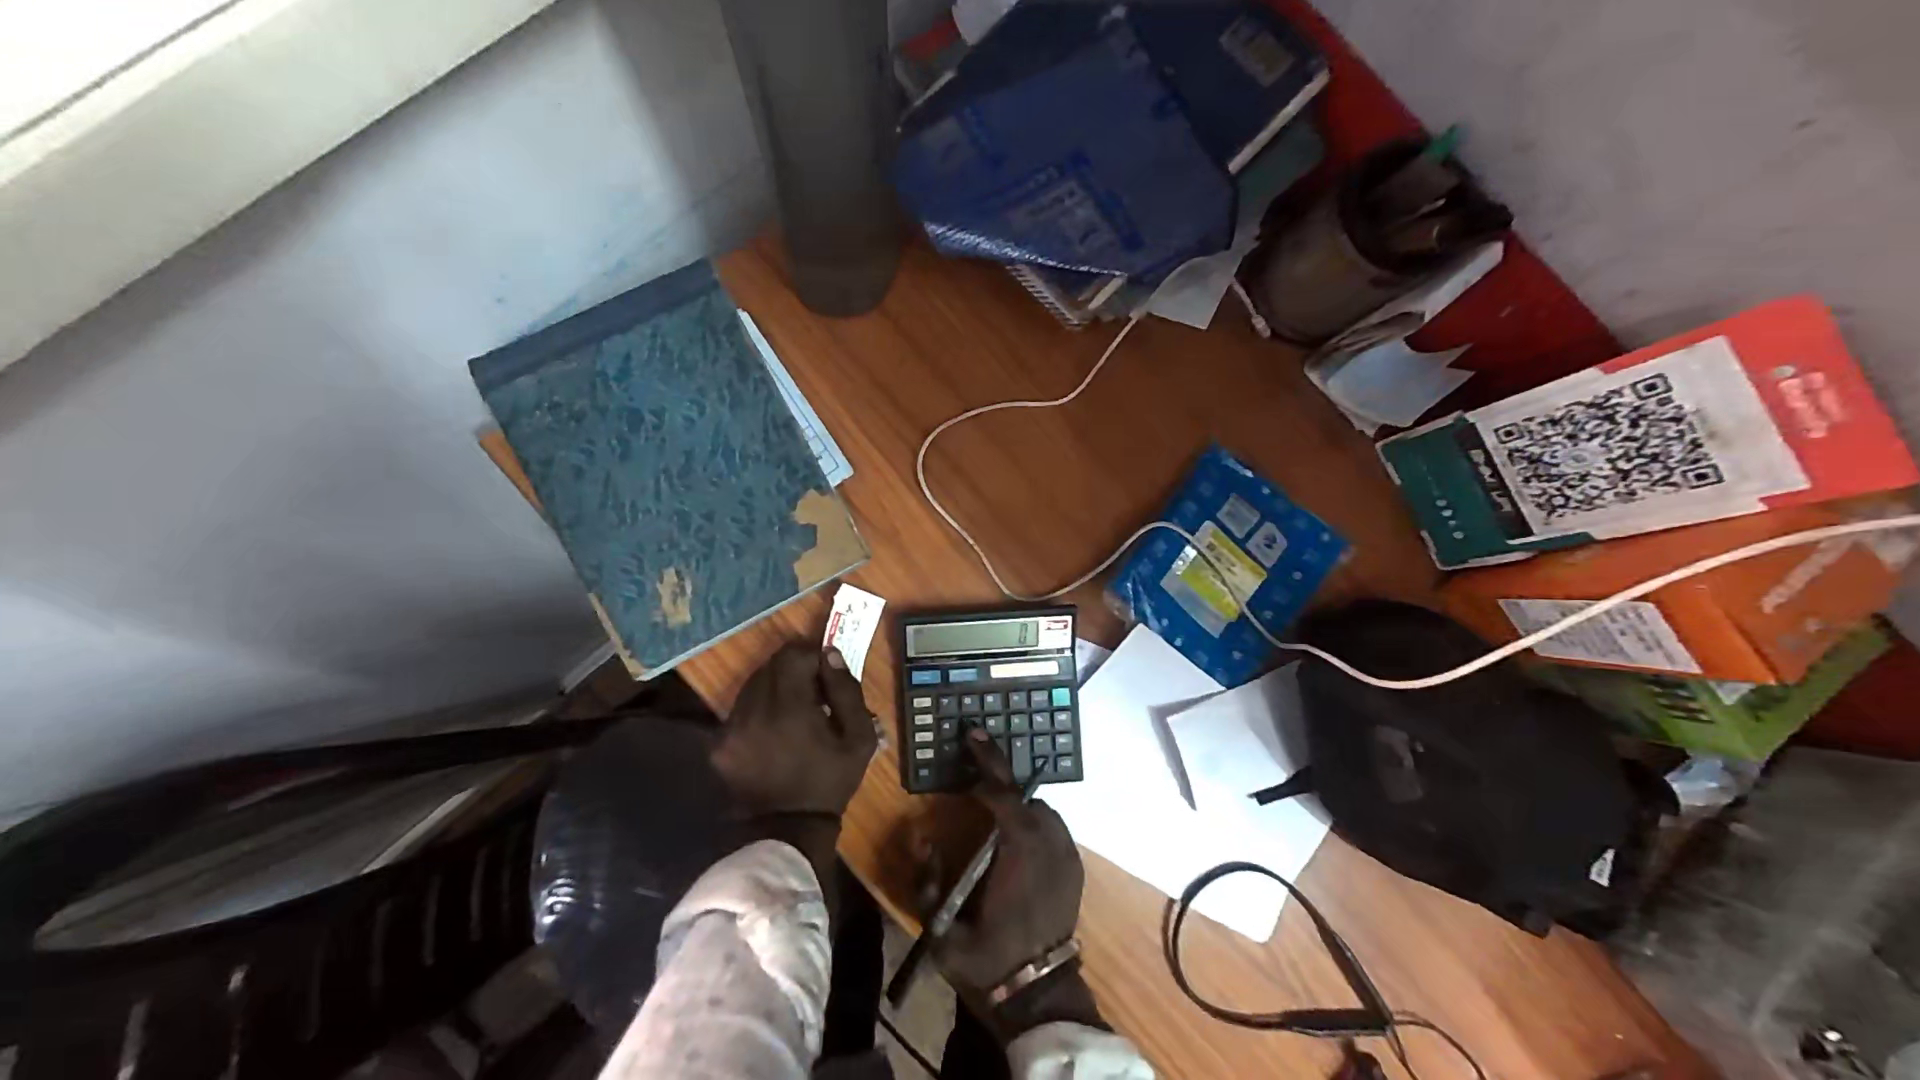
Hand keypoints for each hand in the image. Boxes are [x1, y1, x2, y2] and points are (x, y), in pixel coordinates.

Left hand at [711, 644, 877, 817]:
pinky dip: (758, 712)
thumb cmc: (830, 782)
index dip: (813, 657)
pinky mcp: (719, 744)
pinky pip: (740, 710)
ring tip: (794, 715)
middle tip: (814, 695)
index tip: (826, 676)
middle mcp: (752, 709)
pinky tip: (774, 734)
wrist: (788, 830)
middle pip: (771, 666)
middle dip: (794, 672)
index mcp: (788, 706)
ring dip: (775, 690)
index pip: (793, 654)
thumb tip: (830, 655)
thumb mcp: (859, 738)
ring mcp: (730, 727)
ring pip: (753, 686)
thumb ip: (847, 691)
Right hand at [935, 730, 1085, 998]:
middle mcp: (1048, 843)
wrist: (1038, 993)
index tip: (971, 736)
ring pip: (1041, 811)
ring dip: (1017, 805)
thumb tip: (922, 837)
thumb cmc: (987, 957)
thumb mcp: (942, 926)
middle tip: (975, 773)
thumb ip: (928, 879)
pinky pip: (1052, 830)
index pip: (1001, 791)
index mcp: (1018, 849)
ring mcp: (1066, 855)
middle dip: (999, 781)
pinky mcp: (1074, 869)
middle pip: (1024, 795)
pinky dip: (1033, 823)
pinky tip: (1015, 839)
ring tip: (993, 812)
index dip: (985, 760)